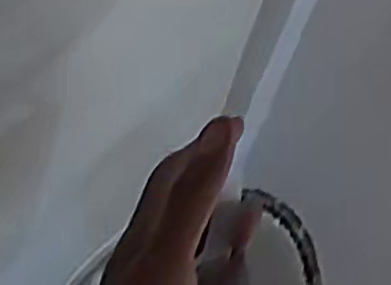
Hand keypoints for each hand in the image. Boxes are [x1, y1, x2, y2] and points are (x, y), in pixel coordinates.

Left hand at [105, 116, 249, 284]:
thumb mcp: (171, 250)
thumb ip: (194, 191)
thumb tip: (219, 128)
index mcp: (145, 236)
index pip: (172, 172)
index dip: (204, 142)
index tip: (232, 122)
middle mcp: (146, 257)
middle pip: (179, 201)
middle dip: (211, 174)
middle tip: (237, 153)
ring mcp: (158, 280)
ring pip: (192, 234)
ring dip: (221, 215)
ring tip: (245, 209)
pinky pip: (204, 266)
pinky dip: (225, 253)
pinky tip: (234, 259)